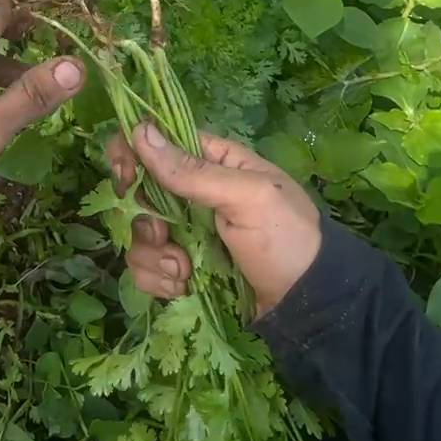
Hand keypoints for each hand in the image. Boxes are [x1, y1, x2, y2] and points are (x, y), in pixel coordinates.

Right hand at [108, 122, 321, 315]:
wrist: (313, 309)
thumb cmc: (287, 240)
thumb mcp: (247, 197)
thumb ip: (192, 171)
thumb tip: (139, 131)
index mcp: (209, 162)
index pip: (154, 142)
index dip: (131, 154)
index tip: (127, 178)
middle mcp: (189, 193)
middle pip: (136, 191)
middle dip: (144, 218)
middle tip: (165, 236)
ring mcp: (183, 232)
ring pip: (137, 233)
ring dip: (154, 255)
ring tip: (185, 272)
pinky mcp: (180, 267)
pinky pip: (146, 267)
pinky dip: (158, 280)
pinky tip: (184, 287)